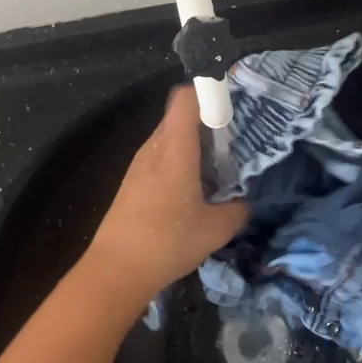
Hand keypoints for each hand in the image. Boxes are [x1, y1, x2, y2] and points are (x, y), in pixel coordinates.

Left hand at [83, 87, 249, 303]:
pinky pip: (160, 156)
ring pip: (170, 137)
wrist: (116, 269)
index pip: (186, 98)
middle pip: (179, 115)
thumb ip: (238, 209)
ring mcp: (139, 163)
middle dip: (208, 121)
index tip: (233, 105)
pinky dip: (180, 160)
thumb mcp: (217, 230)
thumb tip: (245, 201)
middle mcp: (154, 147)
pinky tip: (194, 188)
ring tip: (219, 165)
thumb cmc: (168, 242)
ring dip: (194, 143)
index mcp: (174, 149)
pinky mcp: (133, 180)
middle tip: (235, 138)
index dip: (209, 93)